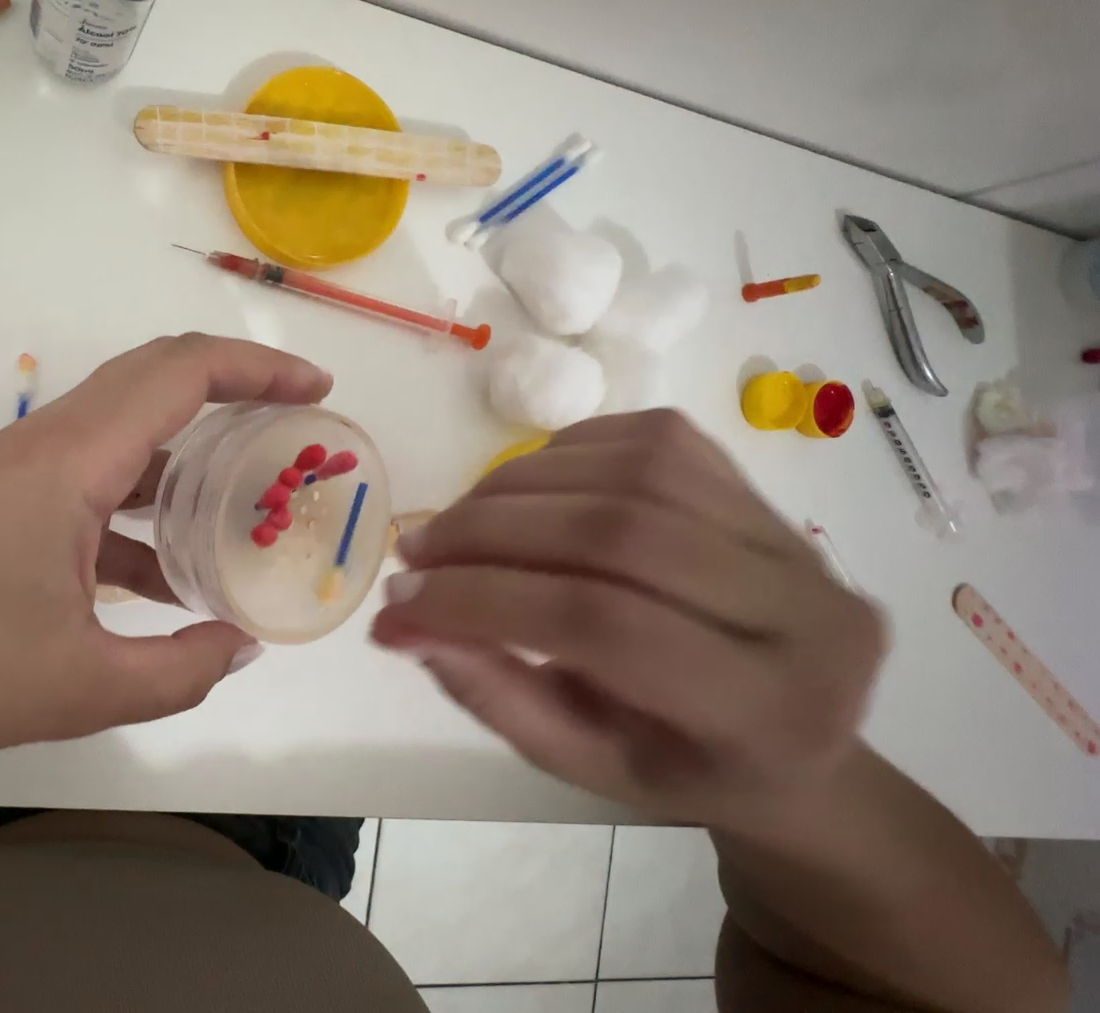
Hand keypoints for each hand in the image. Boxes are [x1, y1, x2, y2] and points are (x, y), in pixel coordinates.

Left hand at [0, 334, 332, 758]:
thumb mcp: (79, 686)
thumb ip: (179, 671)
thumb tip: (239, 647)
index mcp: (71, 460)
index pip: (181, 370)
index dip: (260, 367)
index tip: (318, 390)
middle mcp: (49, 445)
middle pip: (156, 380)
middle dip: (237, 394)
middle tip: (297, 438)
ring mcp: (22, 473)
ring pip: (126, 435)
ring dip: (190, 459)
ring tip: (249, 509)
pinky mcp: (5, 505)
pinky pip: (93, 484)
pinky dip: (143, 510)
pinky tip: (169, 577)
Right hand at [371, 409, 886, 832]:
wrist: (788, 728)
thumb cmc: (676, 764)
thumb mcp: (579, 762)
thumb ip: (491, 693)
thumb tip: (402, 618)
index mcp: (765, 711)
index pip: (603, 625)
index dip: (485, 601)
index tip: (402, 601)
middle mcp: (803, 611)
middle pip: (618, 533)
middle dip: (488, 533)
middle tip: (414, 551)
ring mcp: (789, 538)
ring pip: (633, 471)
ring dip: (514, 486)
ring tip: (454, 523)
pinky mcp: (760, 490)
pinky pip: (651, 440)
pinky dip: (561, 453)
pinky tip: (518, 489)